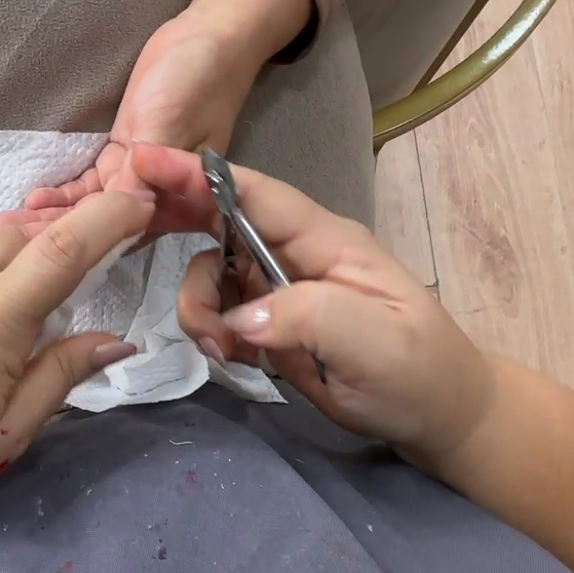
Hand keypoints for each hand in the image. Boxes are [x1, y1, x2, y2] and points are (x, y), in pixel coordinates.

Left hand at [0, 0, 311, 234]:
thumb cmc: (198, 81)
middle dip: (63, 237)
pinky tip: (34, 201)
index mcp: (178, 196)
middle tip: (16, 245)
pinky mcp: (120, 157)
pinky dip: (64, 194)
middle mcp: (156, 195)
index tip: (51, 259)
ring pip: (92, 207)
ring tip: (16, 227)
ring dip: (57, 217)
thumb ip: (143, 170)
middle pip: (105, 226)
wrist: (204, 38)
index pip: (130, 230)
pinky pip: (89, 184)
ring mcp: (134, 176)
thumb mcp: (169, 125)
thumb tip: (117, 217)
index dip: (91, 245)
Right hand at [130, 142, 494, 464]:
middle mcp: (294, 255)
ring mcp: (278, 290)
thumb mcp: (375, 342)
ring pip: (211, 279)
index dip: (199, 175)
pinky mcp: (268, 324)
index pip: (255, 196)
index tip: (145, 158)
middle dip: (180, 232)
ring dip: (199, 310)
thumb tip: (239, 320)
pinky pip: (219, 316)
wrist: (435, 414)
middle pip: (219, 228)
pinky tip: (234, 358)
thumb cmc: (418, 370)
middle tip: (137, 242)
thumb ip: (309, 317)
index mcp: (324, 241)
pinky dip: (211, 333)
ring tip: (221, 351)